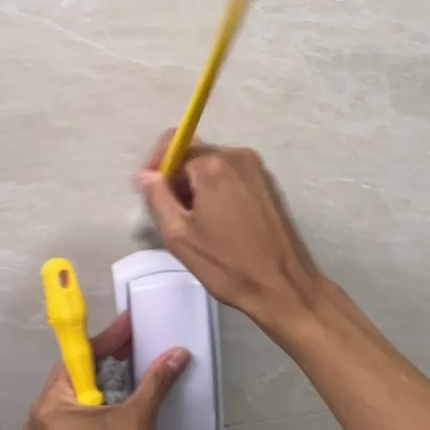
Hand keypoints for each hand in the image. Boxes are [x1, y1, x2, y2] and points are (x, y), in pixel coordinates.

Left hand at [21, 310, 188, 429]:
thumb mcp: (138, 419)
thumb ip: (155, 381)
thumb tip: (177, 353)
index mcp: (49, 407)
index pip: (77, 359)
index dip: (107, 341)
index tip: (130, 325)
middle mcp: (38, 423)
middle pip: (77, 378)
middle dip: (108, 361)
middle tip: (137, 345)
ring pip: (78, 401)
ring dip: (106, 385)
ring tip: (135, 369)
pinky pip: (77, 421)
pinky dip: (100, 408)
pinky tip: (124, 402)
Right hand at [134, 129, 331, 335]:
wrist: (284, 286)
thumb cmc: (228, 264)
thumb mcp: (180, 236)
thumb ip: (157, 198)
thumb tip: (145, 175)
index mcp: (214, 164)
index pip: (173, 143)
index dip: (156, 165)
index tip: (151, 194)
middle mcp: (238, 156)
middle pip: (194, 153)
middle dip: (177, 179)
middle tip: (173, 216)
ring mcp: (258, 169)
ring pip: (213, 166)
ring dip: (197, 187)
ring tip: (196, 224)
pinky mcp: (269, 184)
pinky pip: (232, 176)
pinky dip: (218, 191)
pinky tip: (219, 223)